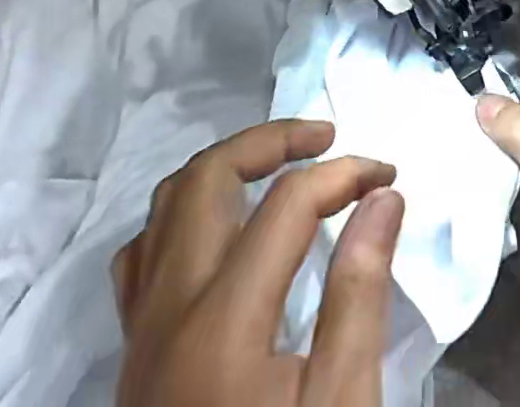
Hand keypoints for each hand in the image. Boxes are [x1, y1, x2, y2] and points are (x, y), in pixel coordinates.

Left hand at [114, 120, 403, 406]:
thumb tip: (383, 197)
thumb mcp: (342, 402)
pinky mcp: (133, 343)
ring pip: (169, 200)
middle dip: (273, 140)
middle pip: (210, 175)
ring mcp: (141, 321)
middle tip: (327, 138)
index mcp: (224, 319)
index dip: (344, 174)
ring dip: (228, 165)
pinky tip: (221, 225)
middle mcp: (169, 303)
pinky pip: (144, 248)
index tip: (387, 173)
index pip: (287, 203)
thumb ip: (362, 291)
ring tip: (280, 163)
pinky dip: (186, 212)